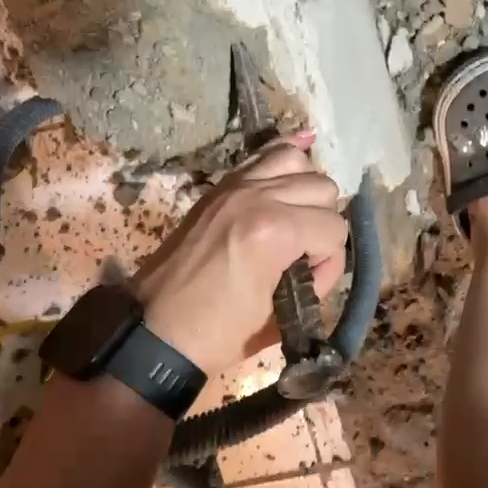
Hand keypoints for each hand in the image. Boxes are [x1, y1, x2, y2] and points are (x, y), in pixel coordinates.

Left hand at [132, 132, 347, 372]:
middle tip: (302, 255)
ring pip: (300, 163)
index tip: (308, 284)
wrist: (152, 334)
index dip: (329, 261)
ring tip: (295, 219)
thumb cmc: (216, 334)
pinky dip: (287, 154)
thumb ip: (315, 280)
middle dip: (322, 223)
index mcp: (274, 231)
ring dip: (306, 192)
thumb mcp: (278, 318)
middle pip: (323, 189)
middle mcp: (258, 196)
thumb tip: (324, 259)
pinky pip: (265, 153)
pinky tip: (303, 152)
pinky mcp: (221, 186)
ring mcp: (237, 186)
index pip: (335, 228)